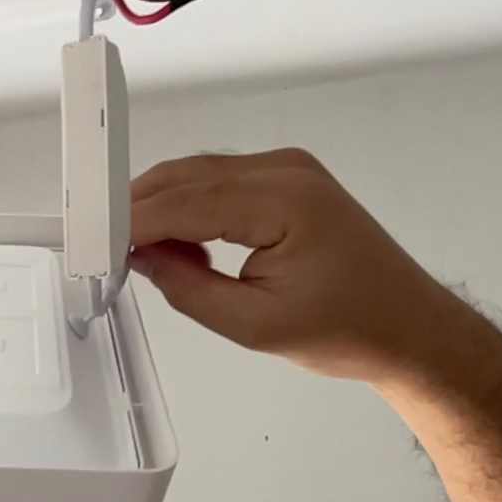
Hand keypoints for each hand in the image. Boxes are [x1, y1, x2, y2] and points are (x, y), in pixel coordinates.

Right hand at [129, 148, 470, 386]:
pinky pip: (219, 183)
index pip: (183, 201)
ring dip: (162, 209)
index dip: (131, 222)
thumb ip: (186, 285)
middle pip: (185, 176)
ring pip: (197, 175)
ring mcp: (288, 168)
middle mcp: (283, 169)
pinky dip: (189, 208)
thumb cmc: (344, 333)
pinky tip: (182, 245)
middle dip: (138, 210)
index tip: (90, 246)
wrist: (411, 328)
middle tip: (103, 248)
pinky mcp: (288, 179)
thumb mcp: (251, 324)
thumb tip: (137, 256)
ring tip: (141, 255)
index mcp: (282, 200)